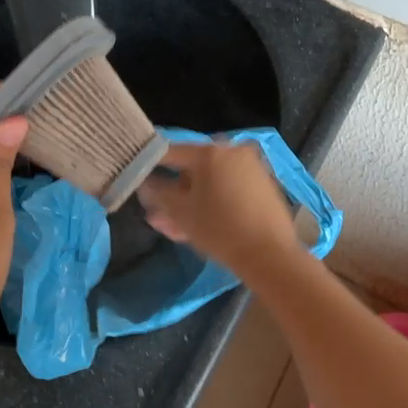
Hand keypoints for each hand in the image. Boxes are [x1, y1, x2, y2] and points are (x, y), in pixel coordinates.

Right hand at [137, 141, 299, 276]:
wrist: (270, 254)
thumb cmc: (220, 229)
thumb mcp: (181, 212)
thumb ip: (158, 193)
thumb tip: (145, 183)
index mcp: (210, 152)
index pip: (171, 152)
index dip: (150, 165)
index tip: (137, 177)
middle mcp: (232, 152)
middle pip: (193, 169)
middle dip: (173, 193)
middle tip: (157, 214)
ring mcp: (250, 168)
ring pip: (210, 183)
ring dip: (190, 202)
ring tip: (172, 227)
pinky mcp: (262, 186)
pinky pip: (228, 189)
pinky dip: (212, 203)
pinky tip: (197, 226)